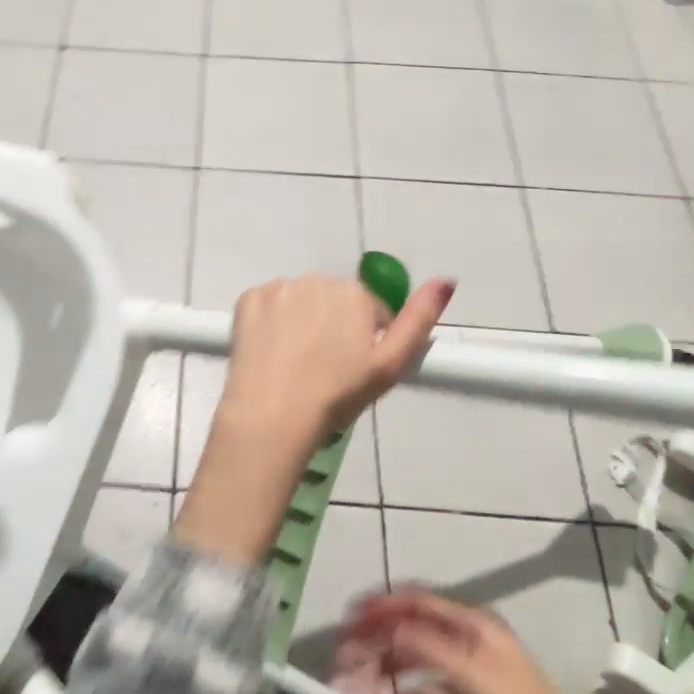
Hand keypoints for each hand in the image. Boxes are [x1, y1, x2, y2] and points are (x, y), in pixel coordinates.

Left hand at [173, 274, 452, 565]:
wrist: (273, 414)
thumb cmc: (337, 396)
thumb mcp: (390, 364)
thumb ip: (419, 319)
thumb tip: (446, 279)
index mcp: (355, 293)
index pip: (369, 311)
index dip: (365, 341)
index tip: (353, 370)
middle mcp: (316, 279)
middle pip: (331, 301)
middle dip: (332, 326)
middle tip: (323, 369)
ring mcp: (278, 287)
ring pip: (298, 301)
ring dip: (300, 322)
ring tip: (295, 363)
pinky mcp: (247, 300)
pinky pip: (266, 305)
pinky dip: (269, 322)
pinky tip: (270, 352)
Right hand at [345, 588, 628, 693]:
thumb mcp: (474, 677)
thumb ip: (428, 646)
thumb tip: (385, 624)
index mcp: (474, 624)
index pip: (418, 600)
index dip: (381, 604)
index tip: (347, 617)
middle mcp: (469, 640)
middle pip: (412, 628)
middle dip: (376, 638)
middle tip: (342, 655)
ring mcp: (469, 671)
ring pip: (415, 659)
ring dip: (385, 667)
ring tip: (356, 684)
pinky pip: (427, 690)